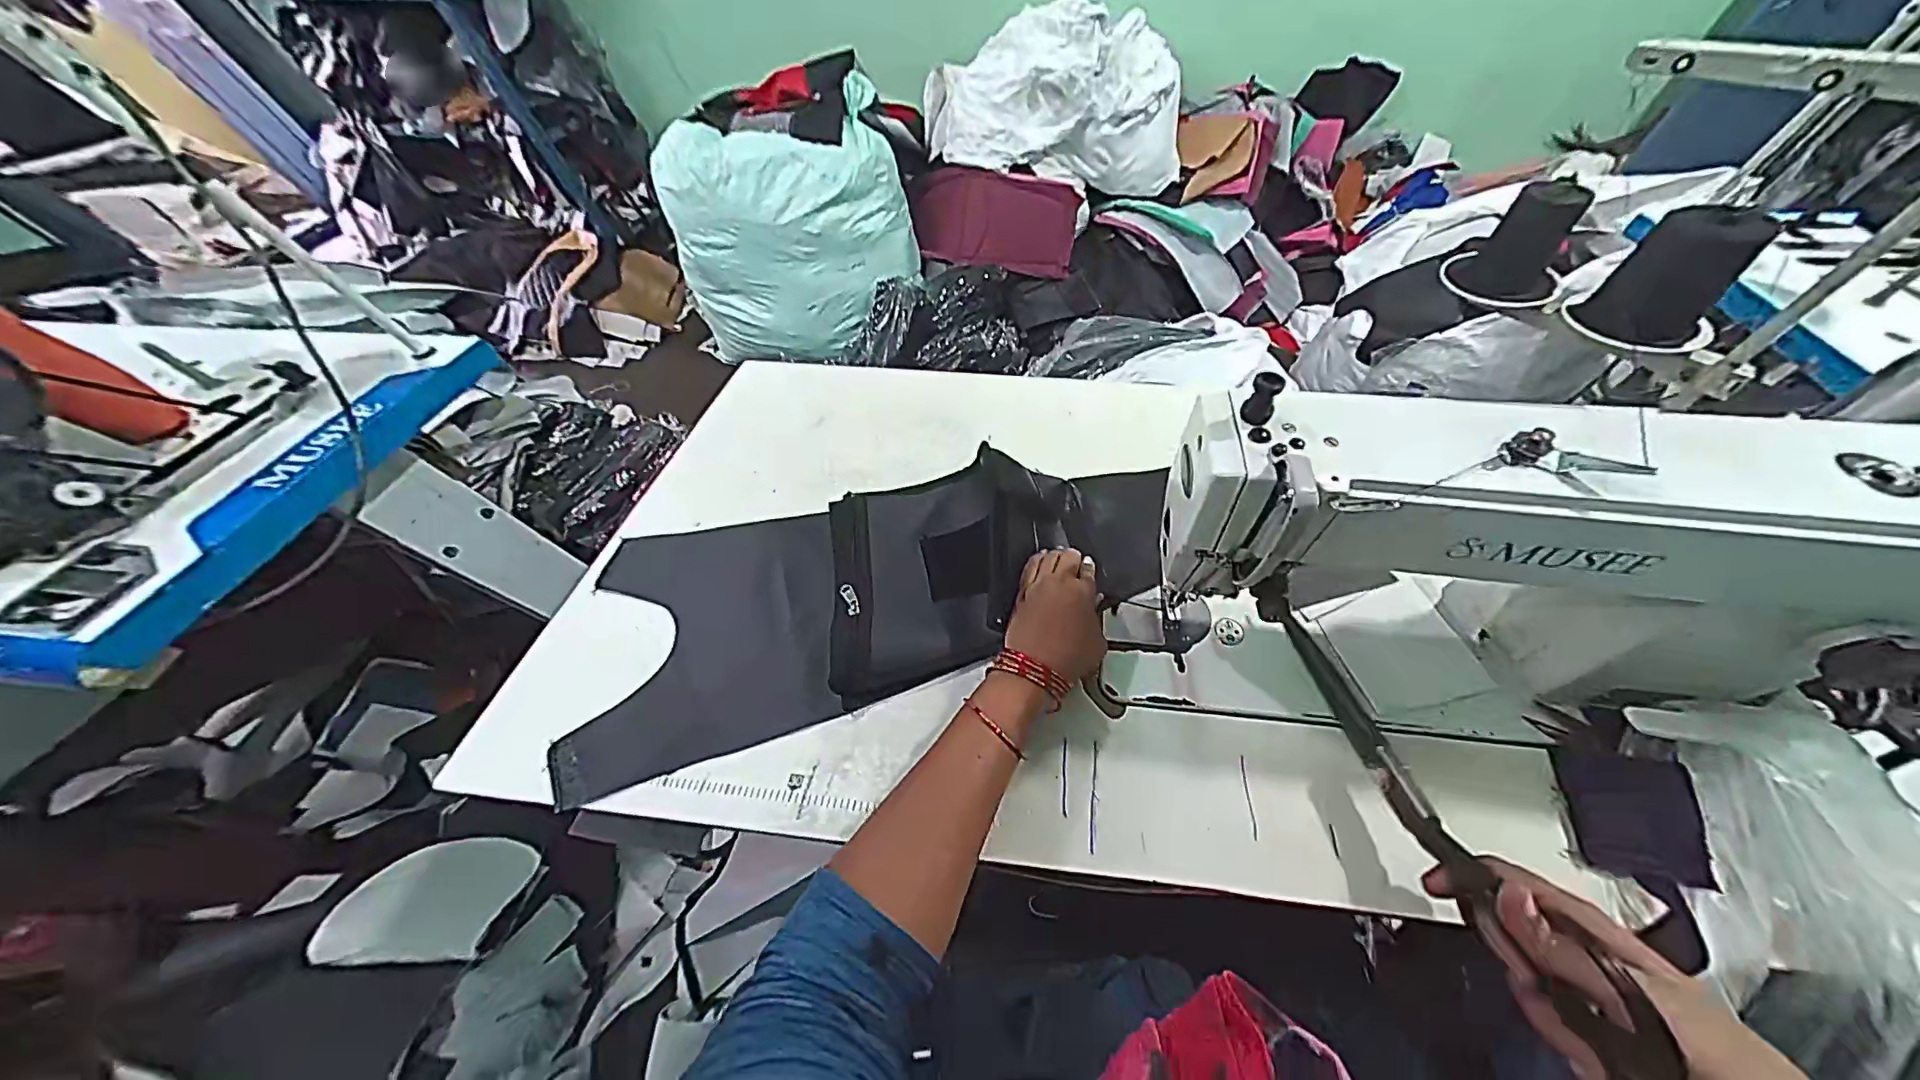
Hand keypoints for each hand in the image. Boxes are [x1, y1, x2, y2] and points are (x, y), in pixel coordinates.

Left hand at [1004, 548, 1104, 681]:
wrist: (1035, 667)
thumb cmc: (1066, 658)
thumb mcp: (1097, 643)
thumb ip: (1097, 619)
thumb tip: (1094, 610)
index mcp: (1084, 592)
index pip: (1089, 570)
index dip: (1090, 570)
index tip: (1089, 571)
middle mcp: (1061, 583)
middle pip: (1069, 557)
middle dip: (1074, 558)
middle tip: (1076, 561)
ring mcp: (1039, 585)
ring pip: (1048, 557)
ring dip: (1056, 556)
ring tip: (1059, 556)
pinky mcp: (1023, 592)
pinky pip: (1030, 567)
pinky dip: (1036, 560)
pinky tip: (1039, 560)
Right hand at [1425, 858, 1803, 1079]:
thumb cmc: (1711, 1045)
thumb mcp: (1630, 988)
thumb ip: (1562, 944)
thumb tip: (1505, 893)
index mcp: (1589, 926)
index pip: (1513, 881)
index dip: (1468, 873)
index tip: (1434, 880)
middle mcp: (1576, 947)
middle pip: (1506, 928)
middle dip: (1514, 961)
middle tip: (1541, 987)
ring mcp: (1575, 983)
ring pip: (1519, 976)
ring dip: (1543, 1007)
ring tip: (1588, 1035)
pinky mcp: (1576, 1017)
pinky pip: (1537, 1012)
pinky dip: (1556, 1032)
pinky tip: (1592, 1049)